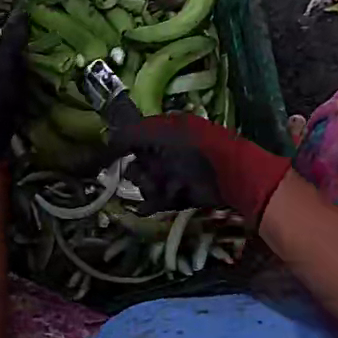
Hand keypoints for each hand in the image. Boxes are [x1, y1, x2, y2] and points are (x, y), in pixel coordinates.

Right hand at [106, 113, 290, 225]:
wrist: (230, 175)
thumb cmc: (194, 147)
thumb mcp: (160, 131)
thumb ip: (130, 134)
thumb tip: (107, 138)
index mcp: (167, 128)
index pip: (136, 136)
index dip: (124, 145)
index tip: (111, 156)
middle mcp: (170, 149)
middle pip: (140, 162)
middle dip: (139, 170)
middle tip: (148, 174)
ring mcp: (176, 173)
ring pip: (148, 182)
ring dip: (149, 186)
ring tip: (161, 188)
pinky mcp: (182, 194)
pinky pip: (159, 200)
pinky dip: (152, 204)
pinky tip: (144, 209)